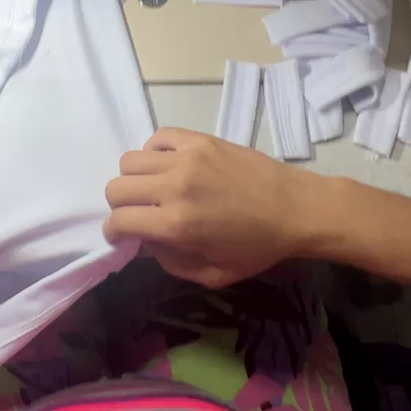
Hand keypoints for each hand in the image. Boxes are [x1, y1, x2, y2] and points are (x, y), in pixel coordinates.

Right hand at [103, 127, 341, 287]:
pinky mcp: (199, 139)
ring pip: (130, 161)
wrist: (296, 208)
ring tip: (153, 189)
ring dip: (134, 179)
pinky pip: (157, 137)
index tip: (123, 236)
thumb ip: (170, 262)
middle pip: (116, 187)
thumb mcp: (213, 273)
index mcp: (177, 225)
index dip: (113, 232)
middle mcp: (175, 187)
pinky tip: (168, 166)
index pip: (119, 221)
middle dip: (119, 206)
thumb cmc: (257, 247)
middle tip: (138, 214)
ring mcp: (186, 158)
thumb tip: (144, 243)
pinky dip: (153, 152)